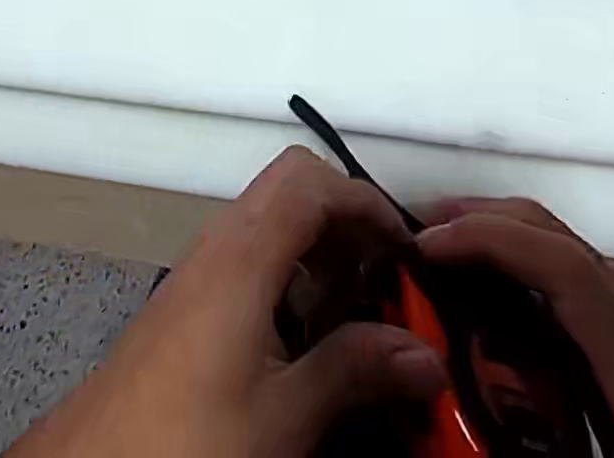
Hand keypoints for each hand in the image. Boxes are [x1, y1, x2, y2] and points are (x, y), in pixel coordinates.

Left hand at [6, 147, 448, 457]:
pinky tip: (306, 328)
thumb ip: (353, 373)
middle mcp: (222, 240)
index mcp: (244, 255)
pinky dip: (293, 265)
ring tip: (353, 306)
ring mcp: (205, 260)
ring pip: (273, 213)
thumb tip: (425, 355)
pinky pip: (254, 247)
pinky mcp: (195, 287)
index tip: (405, 251)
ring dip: (320, 242)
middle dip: (345, 214)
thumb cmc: (189, 436)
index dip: (365, 202)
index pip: (311, 184)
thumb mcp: (282, 417)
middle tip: (380, 274)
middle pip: (292, 182)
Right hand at [417, 198, 613, 457]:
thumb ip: (508, 441)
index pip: (565, 265)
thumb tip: (431, 398)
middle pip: (559, 236)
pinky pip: (571, 280)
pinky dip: (518, 267)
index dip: (489, 239)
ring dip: (496, 237)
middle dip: (480, 221)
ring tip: (440, 258)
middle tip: (417, 238)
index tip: (424, 249)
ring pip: (563, 248)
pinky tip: (485, 298)